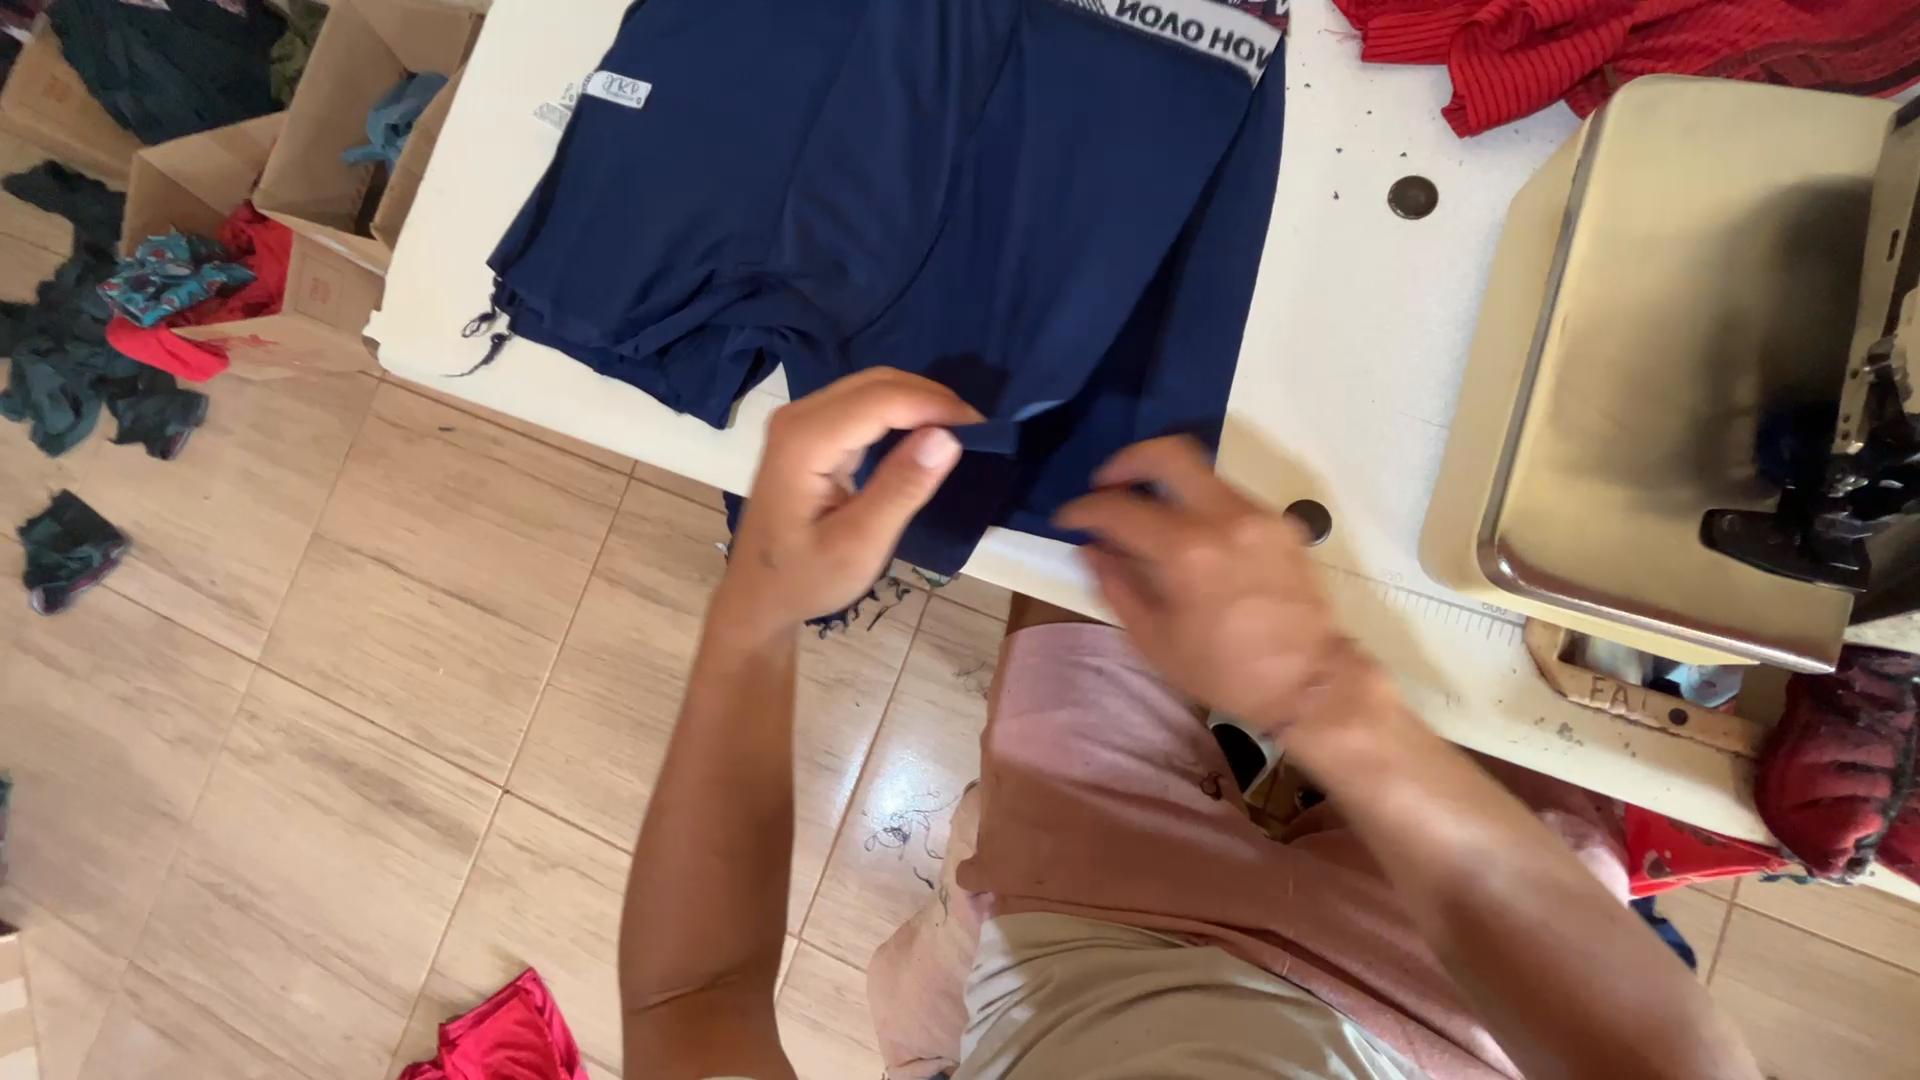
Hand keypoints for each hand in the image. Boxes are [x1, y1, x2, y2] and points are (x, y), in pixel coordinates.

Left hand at [715, 368, 982, 636]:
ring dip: (918, 403)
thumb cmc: (806, 578)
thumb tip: (948, 437)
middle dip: (931, 399)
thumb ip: (901, 489)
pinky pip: (861, 406)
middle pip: (876, 384)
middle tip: (977, 431)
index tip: (981, 429)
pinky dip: (900, 413)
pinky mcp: (808, 433)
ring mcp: (799, 423)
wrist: (759, 595)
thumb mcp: (859, 544)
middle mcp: (798, 418)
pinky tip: (924, 434)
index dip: (935, 405)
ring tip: (959, 433)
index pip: (881, 399)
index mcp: (804, 441)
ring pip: (871, 388)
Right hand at [1055, 436, 1375, 735]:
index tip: (1068, 519)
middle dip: (1126, 461)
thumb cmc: (1224, 670)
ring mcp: (1257, 515)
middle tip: (1107, 483)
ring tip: (1144, 511)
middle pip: (1167, 454)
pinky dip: (1196, 502)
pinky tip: (1188, 534)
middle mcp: (1223, 518)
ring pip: (1200, 470)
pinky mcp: (1279, 523)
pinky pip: (1226, 495)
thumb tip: (1091, 548)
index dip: (1084, 509)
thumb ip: (1116, 585)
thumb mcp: (1154, 639)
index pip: (1120, 508)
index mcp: (1186, 552)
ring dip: (1163, 482)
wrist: (1310, 682)